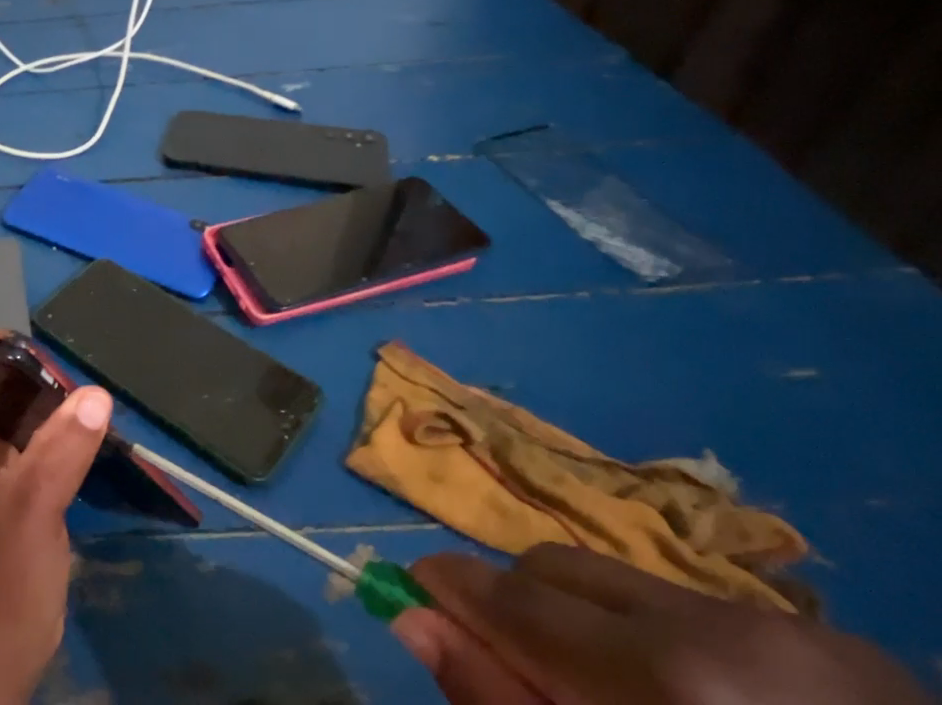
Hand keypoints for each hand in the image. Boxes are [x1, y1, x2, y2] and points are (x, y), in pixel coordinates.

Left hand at [0, 384, 111, 704]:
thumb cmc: (0, 573)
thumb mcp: (32, 503)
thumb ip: (62, 447)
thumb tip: (97, 394)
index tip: (22, 344)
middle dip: (24, 382)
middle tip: (68, 364)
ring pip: (17, 430)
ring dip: (45, 412)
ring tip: (86, 390)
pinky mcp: (19, 504)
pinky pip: (36, 457)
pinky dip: (58, 442)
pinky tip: (90, 432)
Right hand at [391, 543, 931, 704]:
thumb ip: (497, 700)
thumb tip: (414, 620)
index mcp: (660, 678)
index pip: (508, 593)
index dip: (451, 590)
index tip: (419, 599)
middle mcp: (719, 627)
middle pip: (554, 564)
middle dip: (519, 602)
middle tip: (523, 668)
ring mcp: (788, 629)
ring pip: (626, 582)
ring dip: (595, 623)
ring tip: (623, 694)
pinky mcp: (840, 641)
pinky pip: (701, 608)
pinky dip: (671, 643)